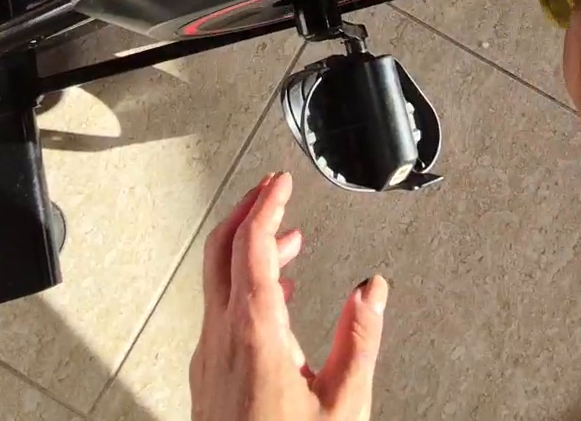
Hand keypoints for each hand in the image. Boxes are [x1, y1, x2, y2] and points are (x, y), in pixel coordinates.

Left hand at [191, 172, 387, 420]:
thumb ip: (359, 339)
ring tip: (289, 239)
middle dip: (246, 210)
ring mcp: (208, 358)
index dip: (266, 205)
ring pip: (217, 279)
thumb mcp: (343, 406)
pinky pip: (221, 309)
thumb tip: (372, 287)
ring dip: (248, 247)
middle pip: (219, 251)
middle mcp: (221, 339)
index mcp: (254, 335)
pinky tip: (274, 293)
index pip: (249, 245)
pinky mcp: (208, 376)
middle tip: (273, 189)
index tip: (281, 182)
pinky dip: (245, 281)